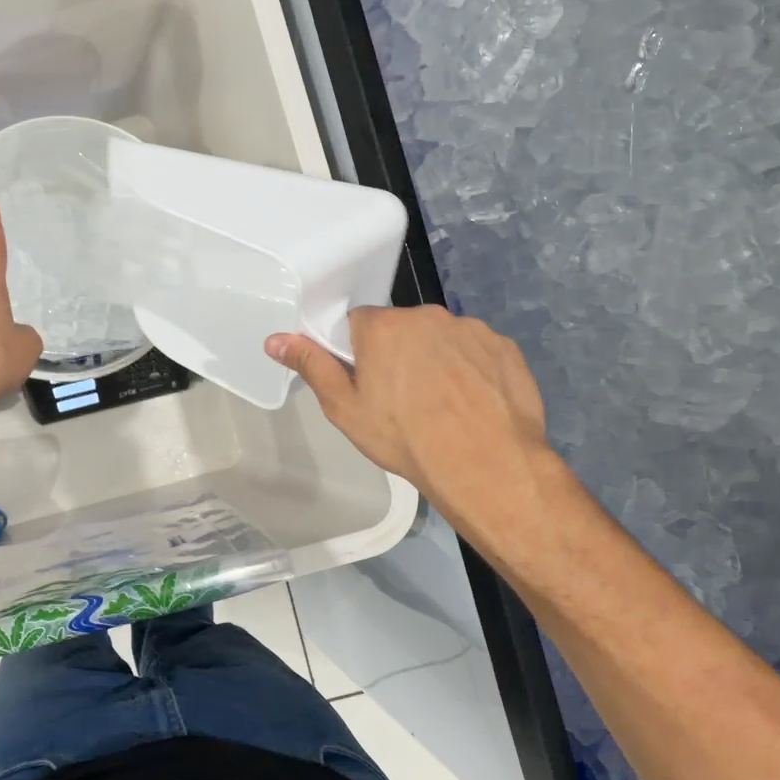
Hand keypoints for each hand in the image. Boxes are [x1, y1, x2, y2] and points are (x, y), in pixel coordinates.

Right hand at [267, 306, 560, 542]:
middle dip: (397, 353)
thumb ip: (312, 366)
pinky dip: (469, 369)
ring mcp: (470, 329)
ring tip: (440, 404)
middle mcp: (427, 315)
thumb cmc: (404, 437)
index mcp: (383, 326)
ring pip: (439, 338)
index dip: (357, 351)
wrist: (484, 464)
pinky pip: (475, 350)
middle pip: (400, 328)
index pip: (358, 322)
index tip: (365, 381)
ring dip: (434, 359)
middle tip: (400, 398)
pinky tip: (470, 402)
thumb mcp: (345, 408)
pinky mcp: (504, 346)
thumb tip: (274, 339)